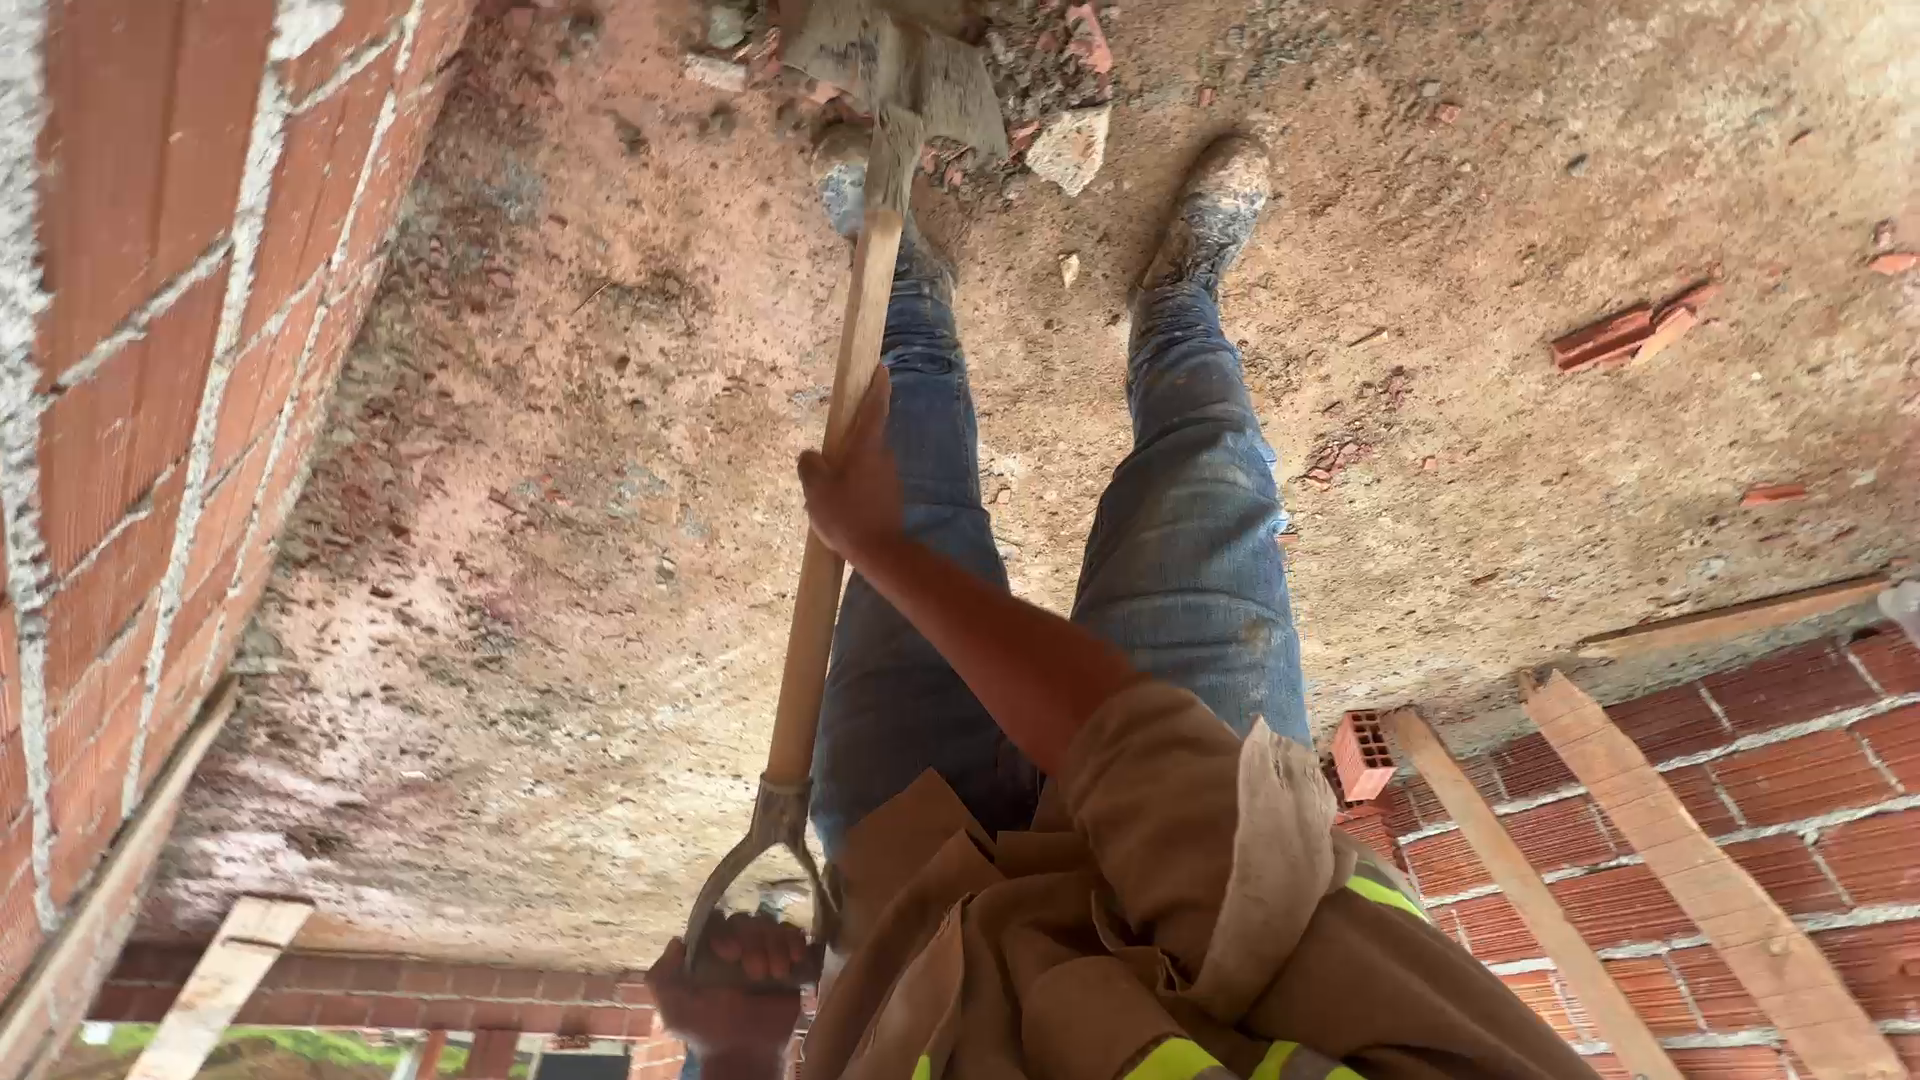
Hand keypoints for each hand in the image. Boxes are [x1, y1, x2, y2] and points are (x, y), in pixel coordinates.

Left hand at [645, 914, 807, 1066]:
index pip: (720, 922)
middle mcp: (739, 946)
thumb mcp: (675, 1010)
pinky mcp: (789, 959)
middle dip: (755, 944)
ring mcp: (765, 951)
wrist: (745, 1053)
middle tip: (756, 973)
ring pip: (772, 926)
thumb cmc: (708, 1032)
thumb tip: (676, 941)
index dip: (726, 933)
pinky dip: (795, 942)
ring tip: (775, 975)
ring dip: (776, 947)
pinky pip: (794, 935)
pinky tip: (793, 961)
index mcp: (712, 952)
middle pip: (750, 921)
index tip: (730, 955)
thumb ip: (662, 977)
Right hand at [798, 366, 903, 564]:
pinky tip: (840, 509)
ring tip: (828, 495)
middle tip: (825, 461)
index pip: (874, 409)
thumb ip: (810, 465)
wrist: (878, 551)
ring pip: (865, 465)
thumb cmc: (846, 515)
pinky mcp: (891, 497)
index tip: (881, 369)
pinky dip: (855, 488)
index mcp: (866, 448)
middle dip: (847, 444)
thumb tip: (811, 456)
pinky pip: (869, 483)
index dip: (877, 387)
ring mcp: (890, 478)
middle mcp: (883, 457)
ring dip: (848, 471)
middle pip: (865, 439)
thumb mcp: (815, 489)